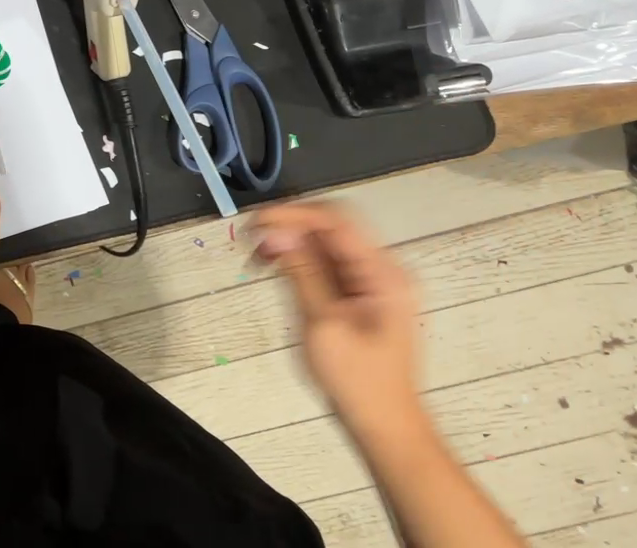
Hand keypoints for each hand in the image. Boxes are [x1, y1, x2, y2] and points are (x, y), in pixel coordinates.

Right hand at [253, 203, 421, 435]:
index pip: (336, 221)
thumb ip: (302, 272)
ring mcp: (371, 281)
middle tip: (252, 240)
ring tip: (257, 257)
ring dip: (288, 241)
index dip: (293, 214)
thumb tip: (278, 233)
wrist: (384, 423)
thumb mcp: (323, 323)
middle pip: (330, 226)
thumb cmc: (357, 379)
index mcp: (383, 274)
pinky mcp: (357, 292)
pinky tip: (273, 267)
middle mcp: (381, 270)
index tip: (255, 224)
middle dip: (287, 226)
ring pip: (323, 241)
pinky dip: (296, 258)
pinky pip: (324, 261)